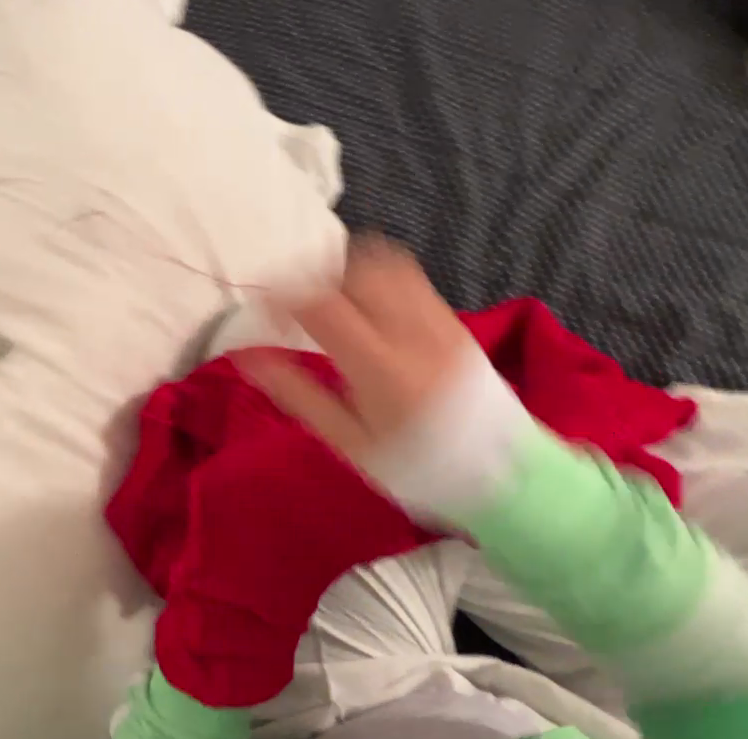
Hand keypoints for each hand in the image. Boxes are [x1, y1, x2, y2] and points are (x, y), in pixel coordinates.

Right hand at [236, 237, 479, 471]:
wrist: (498, 468)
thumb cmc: (415, 466)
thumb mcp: (349, 442)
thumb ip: (299, 395)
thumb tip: (249, 358)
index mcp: (381, 368)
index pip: (322, 305)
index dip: (282, 296)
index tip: (262, 310)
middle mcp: (412, 331)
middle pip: (355, 269)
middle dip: (316, 276)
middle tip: (294, 306)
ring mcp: (438, 320)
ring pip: (385, 262)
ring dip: (348, 271)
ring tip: (330, 301)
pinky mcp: (454, 319)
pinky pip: (410, 276)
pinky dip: (378, 277)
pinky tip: (367, 308)